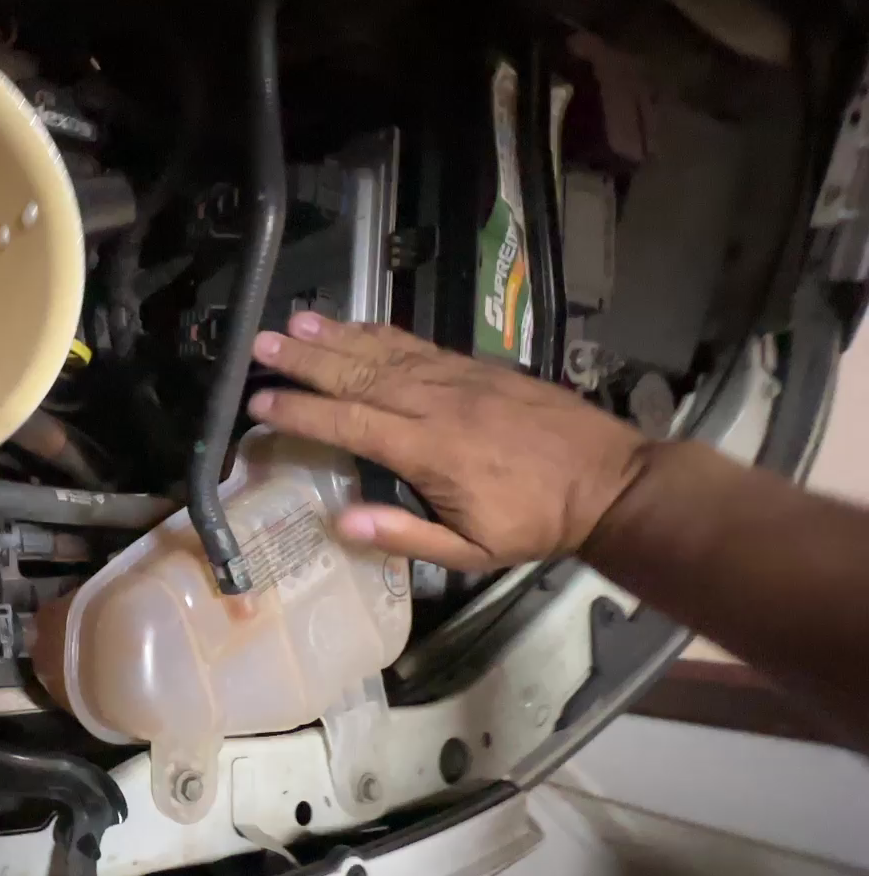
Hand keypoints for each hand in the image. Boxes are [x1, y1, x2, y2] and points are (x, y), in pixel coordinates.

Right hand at [246, 311, 650, 570]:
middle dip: (304, 360)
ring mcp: (457, 381)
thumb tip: (340, 520)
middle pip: (358, 376)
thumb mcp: (471, 552)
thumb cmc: (535, 524)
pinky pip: (415, 345)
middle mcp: (436, 406)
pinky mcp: (475, 368)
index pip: (350, 423)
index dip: (301, 411)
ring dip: (333, 337)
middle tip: (260, 344)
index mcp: (430, 452)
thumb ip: (405, 535)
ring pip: (382, 353)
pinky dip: (376, 332)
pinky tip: (348, 324)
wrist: (616, 485)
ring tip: (291, 323)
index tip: (259, 401)